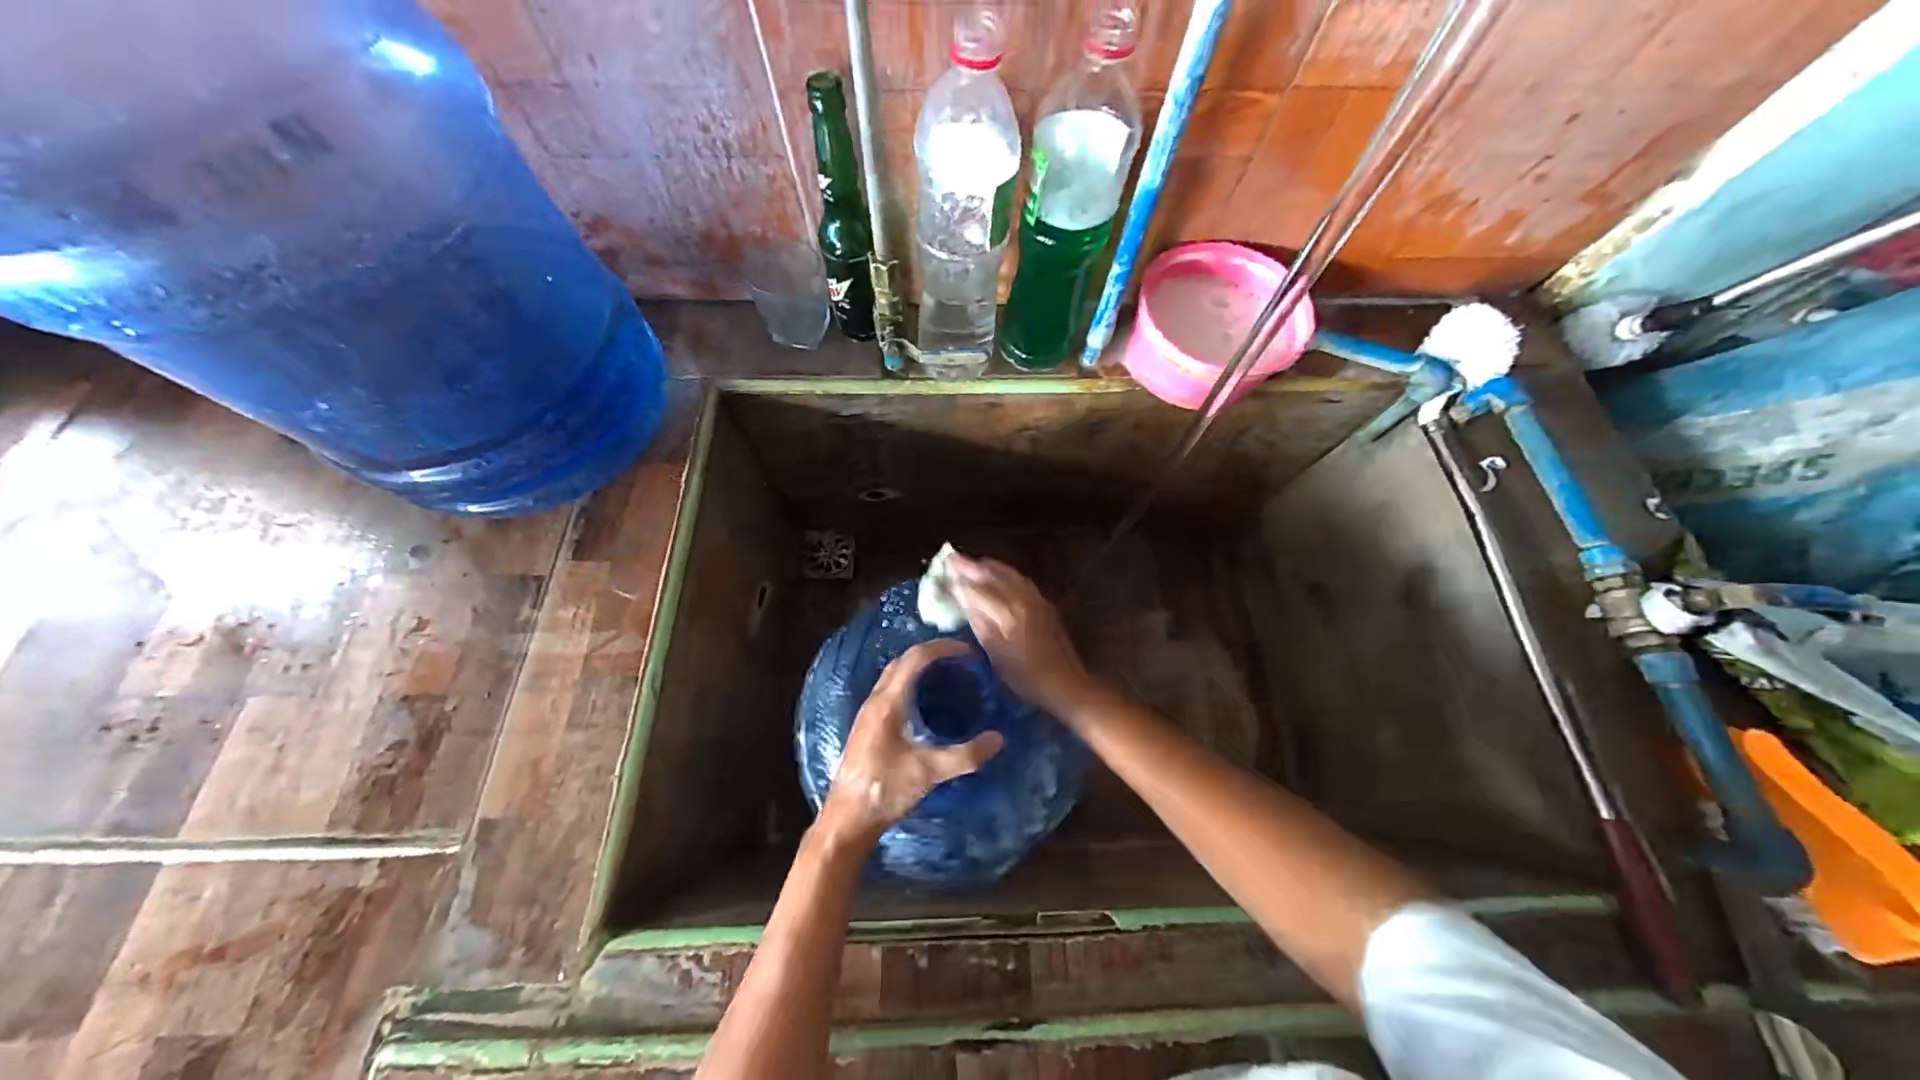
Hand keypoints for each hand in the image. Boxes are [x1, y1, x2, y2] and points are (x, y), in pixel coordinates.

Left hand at [822, 639, 1003, 842]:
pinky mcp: (868, 727)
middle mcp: (875, 700)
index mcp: (888, 703)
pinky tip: (925, 703)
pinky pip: (890, 690)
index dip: (942, 648)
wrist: (847, 819)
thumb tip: (999, 739)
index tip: (968, 651)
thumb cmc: (885, 790)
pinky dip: (910, 683)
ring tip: (947, 675)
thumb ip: (966, 755)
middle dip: (931, 652)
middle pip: (902, 661)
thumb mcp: (929, 772)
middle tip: (960, 659)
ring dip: (919, 667)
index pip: (915, 658)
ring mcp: (868, 713)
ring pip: (894, 675)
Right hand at [947, 555, 1093, 717]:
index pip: (975, 589)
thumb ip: (980, 624)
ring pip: (1008, 574)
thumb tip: (962, 600)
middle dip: (970, 566)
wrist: (1066, 684)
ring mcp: (1035, 599)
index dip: (957, 580)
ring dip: (988, 566)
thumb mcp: (996, 655)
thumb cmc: (1026, 679)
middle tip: (951, 558)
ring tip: (971, 563)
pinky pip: (1020, 580)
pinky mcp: (1044, 604)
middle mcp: (1021, 600)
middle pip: (992, 575)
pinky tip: (998, 575)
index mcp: (1006, 614)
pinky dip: (1004, 573)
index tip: (942, 571)